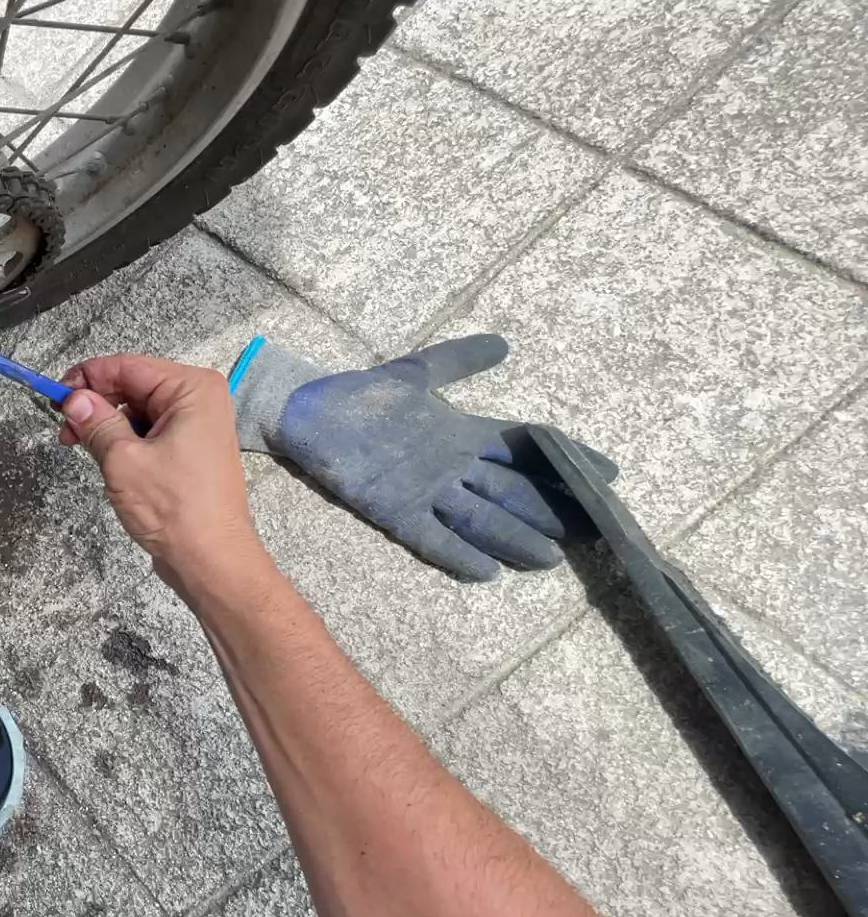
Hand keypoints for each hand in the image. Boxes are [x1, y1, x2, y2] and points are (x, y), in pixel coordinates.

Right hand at [58, 353, 269, 591]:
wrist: (210, 559)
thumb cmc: (173, 508)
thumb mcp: (123, 459)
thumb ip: (96, 423)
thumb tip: (72, 400)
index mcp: (191, 389)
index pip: (127, 366)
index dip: (87, 378)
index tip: (54, 397)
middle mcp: (198, 399)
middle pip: (133, 386)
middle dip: (95, 404)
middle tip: (64, 430)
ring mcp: (196, 426)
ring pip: (137, 411)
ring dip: (106, 425)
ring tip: (80, 447)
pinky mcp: (189, 451)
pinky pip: (148, 433)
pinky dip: (122, 441)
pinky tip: (105, 458)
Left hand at [269, 335, 616, 580]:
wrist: (308, 413)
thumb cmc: (359, 395)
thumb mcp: (414, 373)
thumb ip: (457, 361)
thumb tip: (504, 344)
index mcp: (460, 434)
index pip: (524, 449)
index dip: (564, 461)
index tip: (609, 475)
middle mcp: (449, 468)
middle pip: (509, 491)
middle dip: (547, 511)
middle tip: (588, 533)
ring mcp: (422, 491)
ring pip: (478, 518)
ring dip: (512, 537)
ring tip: (547, 557)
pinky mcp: (391, 510)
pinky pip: (429, 535)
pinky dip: (455, 553)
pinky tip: (484, 571)